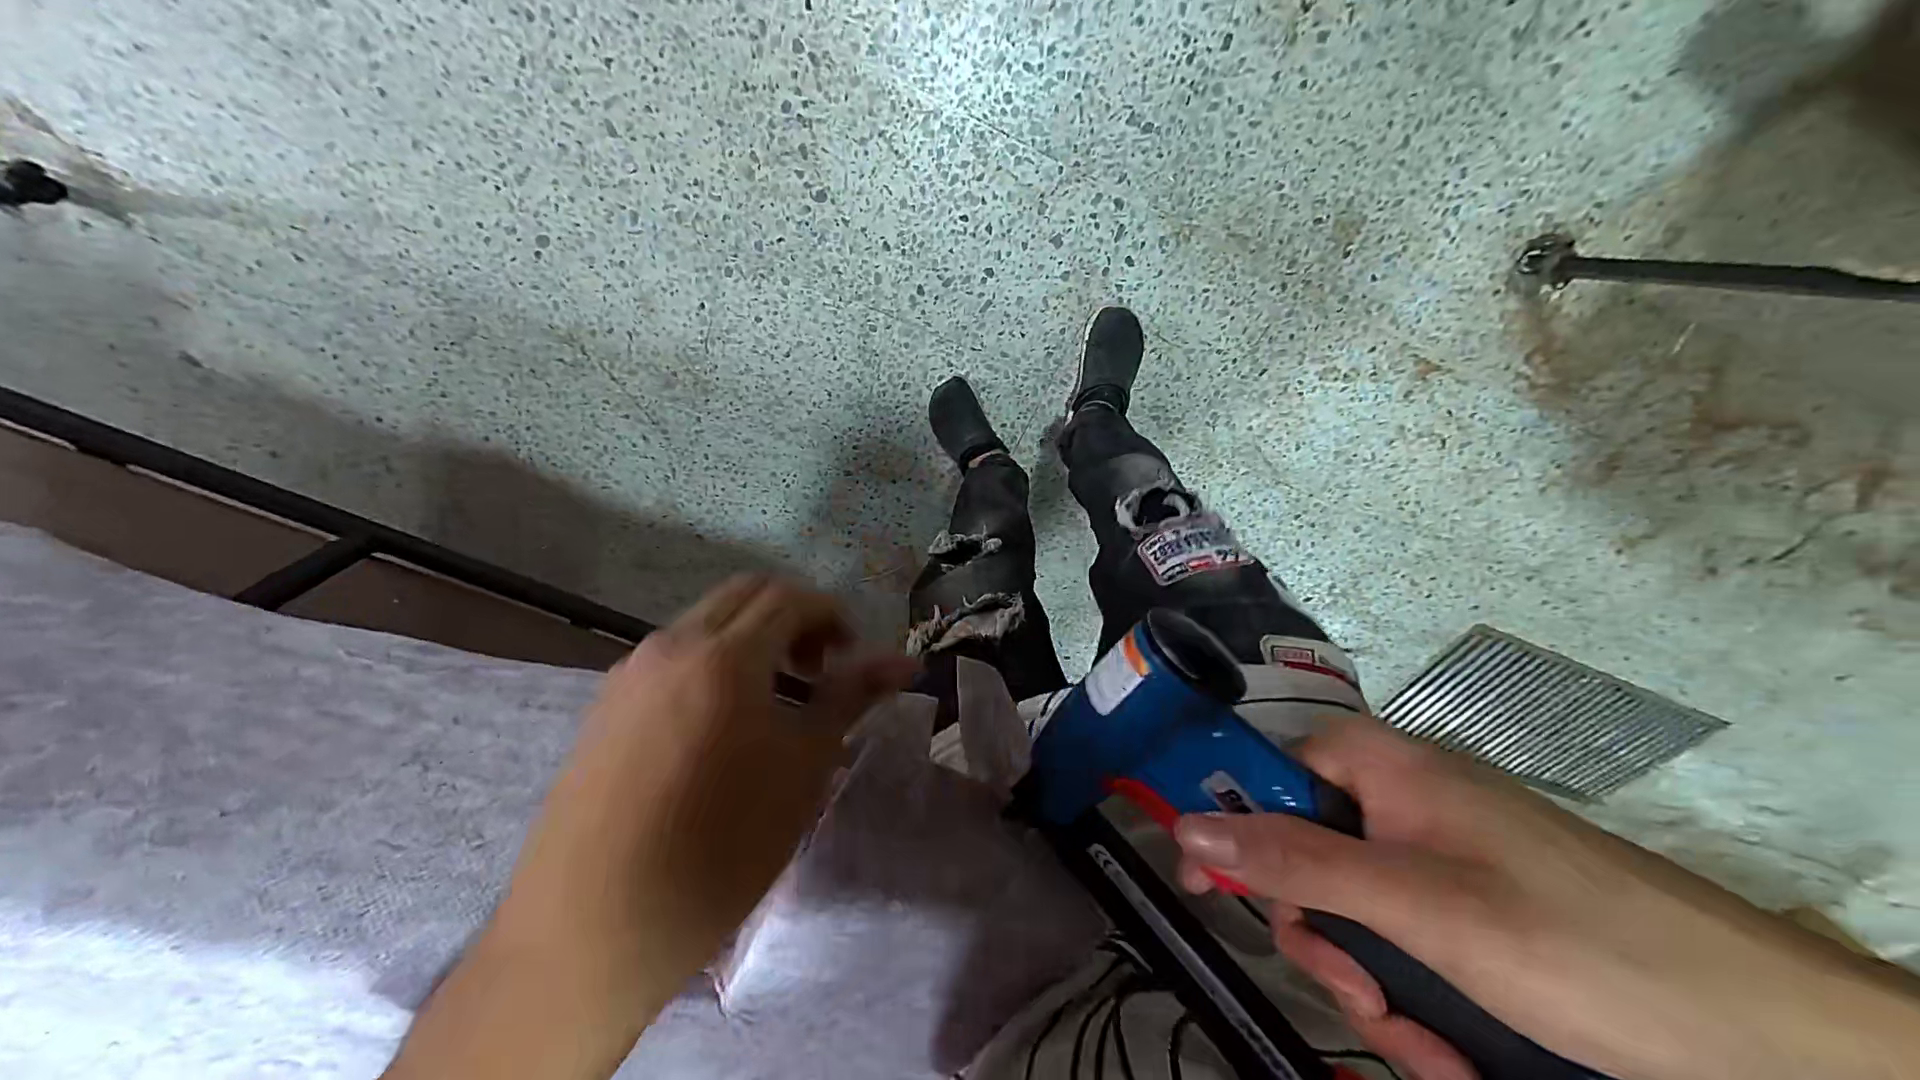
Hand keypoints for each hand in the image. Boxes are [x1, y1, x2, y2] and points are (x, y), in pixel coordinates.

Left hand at [385, 575, 916, 1079]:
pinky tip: (721, 728)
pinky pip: (672, 657)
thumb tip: (904, 661)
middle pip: (745, 595)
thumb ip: (850, 697)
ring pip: (705, 623)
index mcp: (724, 655)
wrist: (595, 926)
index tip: (851, 659)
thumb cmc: (721, 845)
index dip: (832, 615)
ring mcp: (629, 673)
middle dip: (793, 617)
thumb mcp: (803, 766)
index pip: (790, 597)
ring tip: (773, 704)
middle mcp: (671, 645)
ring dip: (751, 639)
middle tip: (817, 672)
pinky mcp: (604, 706)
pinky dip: (712, 663)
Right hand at [1173, 718, 1919, 1079]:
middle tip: (1357, 991)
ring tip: (1426, 1043)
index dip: (1232, 820)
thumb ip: (1292, 861)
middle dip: (1324, 936)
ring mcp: (1440, 856)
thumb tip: (1185, 825)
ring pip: (1354, 911)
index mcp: (1382, 767)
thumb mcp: (1413, 905)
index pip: (1271, 768)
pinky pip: (1404, 943)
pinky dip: (1417, 1003)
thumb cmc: (1571, 941)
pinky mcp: (1473, 908)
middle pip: (1307, 852)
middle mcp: (1403, 800)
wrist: (1771, 1037)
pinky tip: (1454, 1053)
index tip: (1207, 883)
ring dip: (1373, 986)